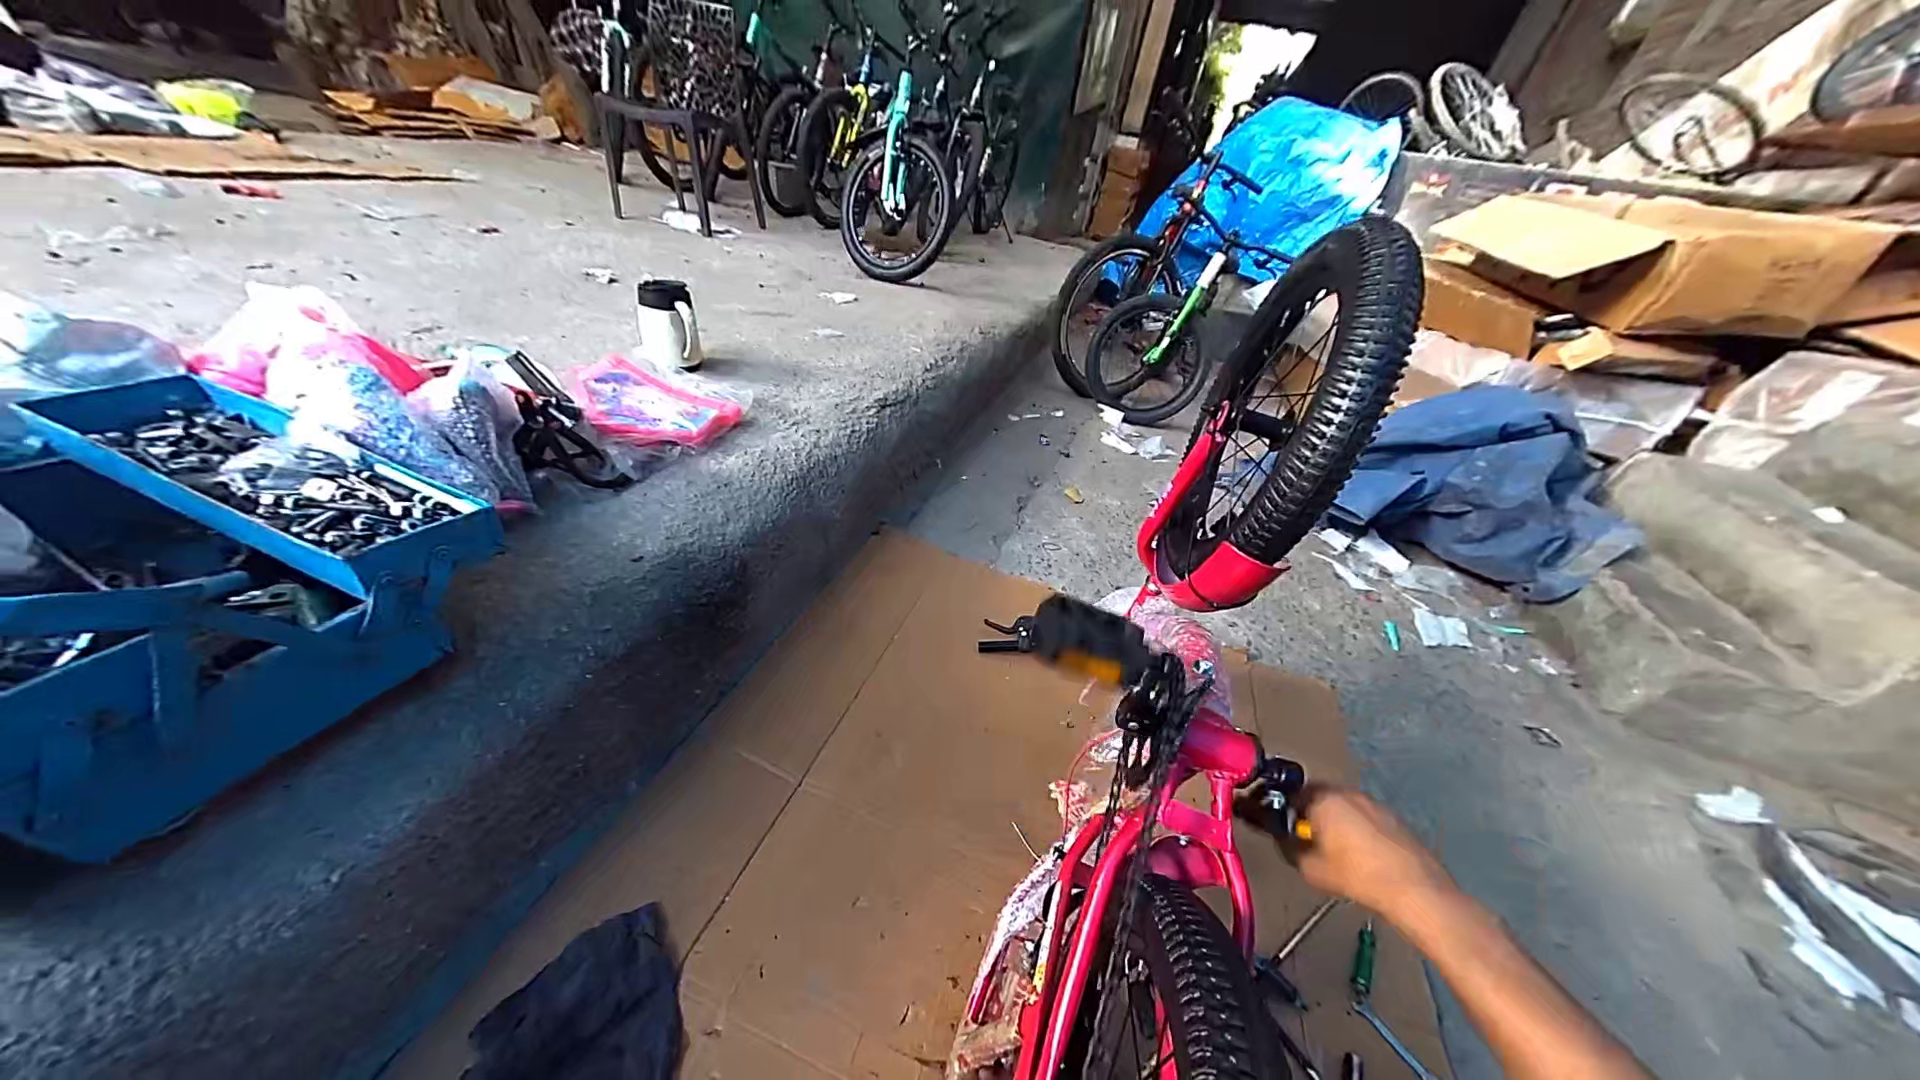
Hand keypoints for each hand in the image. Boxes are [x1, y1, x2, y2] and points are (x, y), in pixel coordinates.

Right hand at [1253, 784, 1454, 917]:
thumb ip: (1288, 847)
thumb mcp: (1308, 868)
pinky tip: (1361, 853)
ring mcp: (1372, 803)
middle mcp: (1346, 792)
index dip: (1284, 810)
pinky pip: (1363, 816)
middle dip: (1309, 813)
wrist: (1415, 890)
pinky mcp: (1393, 817)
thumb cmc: (1356, 875)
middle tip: (1307, 837)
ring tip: (1335, 848)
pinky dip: (1356, 828)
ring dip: (1334, 819)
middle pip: (1317, 796)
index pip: (1290, 793)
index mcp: (1321, 798)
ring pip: (1342, 805)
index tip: (1283, 826)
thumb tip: (1284, 840)